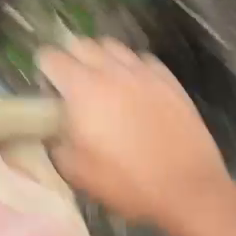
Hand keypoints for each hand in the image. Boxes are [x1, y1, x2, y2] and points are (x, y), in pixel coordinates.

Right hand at [37, 38, 234, 226]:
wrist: (192, 193)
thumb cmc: (128, 181)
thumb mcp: (76, 170)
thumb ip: (53, 141)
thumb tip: (49, 130)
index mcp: (80, 86)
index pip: (48, 55)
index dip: (44, 71)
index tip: (51, 93)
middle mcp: (109, 70)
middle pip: (79, 43)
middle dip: (71, 58)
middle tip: (76, 85)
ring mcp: (142, 73)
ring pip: (111, 45)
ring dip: (102, 58)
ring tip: (106, 80)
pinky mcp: (170, 82)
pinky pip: (144, 59)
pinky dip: (135, 67)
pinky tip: (137, 87)